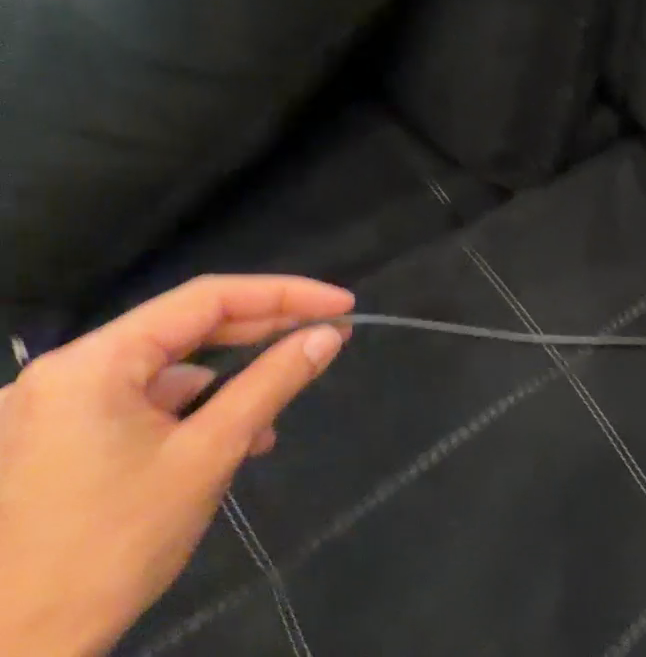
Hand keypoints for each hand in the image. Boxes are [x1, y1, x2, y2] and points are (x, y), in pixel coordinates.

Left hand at [0, 276, 351, 655]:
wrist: (28, 637)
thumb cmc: (120, 536)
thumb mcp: (213, 450)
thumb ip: (274, 381)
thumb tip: (328, 335)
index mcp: (92, 365)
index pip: (206, 299)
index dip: (285, 294)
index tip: (344, 307)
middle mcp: (64, 374)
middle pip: (184, 327)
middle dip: (263, 332)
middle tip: (329, 336)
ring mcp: (52, 408)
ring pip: (168, 367)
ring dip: (231, 380)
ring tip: (277, 413)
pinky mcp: (55, 440)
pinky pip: (142, 400)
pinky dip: (194, 409)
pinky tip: (231, 440)